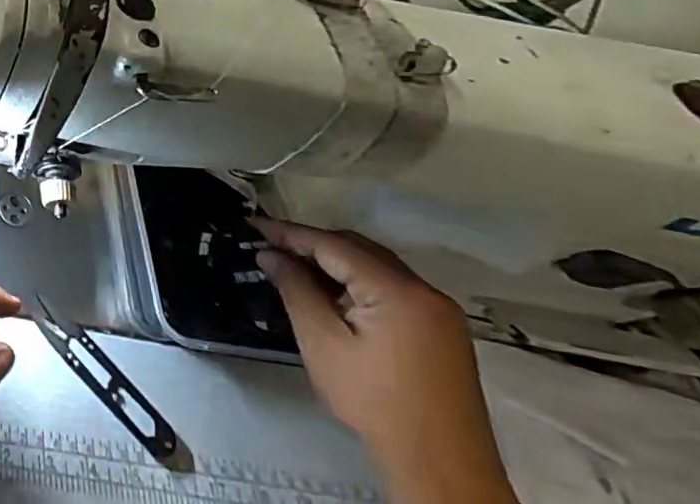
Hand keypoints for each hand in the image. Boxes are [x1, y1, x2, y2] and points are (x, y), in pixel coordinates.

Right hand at [251, 218, 517, 503]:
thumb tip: (270, 254)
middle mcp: (424, 288)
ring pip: (377, 267)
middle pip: (358, 249)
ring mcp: (438, 308)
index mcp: (397, 289)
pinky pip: (394, 288)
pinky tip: (336, 297)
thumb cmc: (375, 407)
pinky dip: (361, 284)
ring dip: (337, 264)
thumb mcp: (324, 346)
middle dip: (314, 245)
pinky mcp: (443, 328)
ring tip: (297, 270)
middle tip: (273, 248)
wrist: (442, 472)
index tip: (256, 225)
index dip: (291, 233)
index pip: (334, 245)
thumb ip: (296, 291)